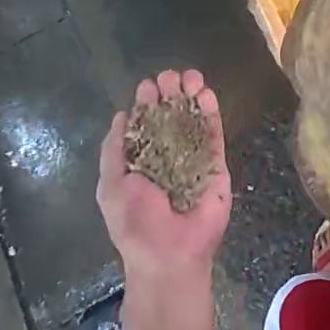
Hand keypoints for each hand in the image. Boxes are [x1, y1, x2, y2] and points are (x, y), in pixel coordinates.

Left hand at [97, 69, 229, 329]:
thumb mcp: (112, 185)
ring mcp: (194, 160)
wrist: (171, 253)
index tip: (148, 84)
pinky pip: (215, 137)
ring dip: (192, 98)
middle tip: (171, 76)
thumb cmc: (135, 222)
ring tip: (191, 76)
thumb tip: (121, 116)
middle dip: (170, 95)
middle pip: (171, 118)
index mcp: (140, 162)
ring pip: (195, 122)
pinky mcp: (217, 166)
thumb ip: (116, 150)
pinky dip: (212, 115)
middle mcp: (168, 157)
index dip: (146, 104)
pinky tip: (207, 95)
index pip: (145, 125)